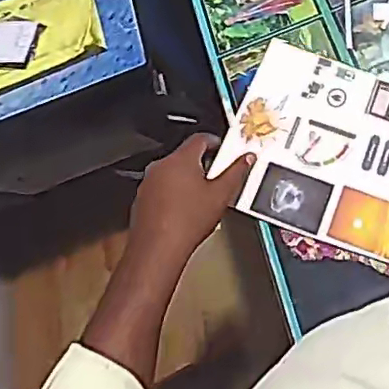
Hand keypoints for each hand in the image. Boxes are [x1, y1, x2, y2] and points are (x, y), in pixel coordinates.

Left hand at [127, 134, 254, 269]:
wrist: (158, 249)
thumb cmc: (185, 224)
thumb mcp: (221, 195)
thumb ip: (236, 172)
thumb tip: (245, 160)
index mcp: (181, 159)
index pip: (200, 138)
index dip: (215, 142)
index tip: (223, 150)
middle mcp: (161, 166)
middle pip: (186, 155)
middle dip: (203, 164)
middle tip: (217, 178)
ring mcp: (149, 182)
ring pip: (173, 171)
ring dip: (187, 179)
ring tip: (201, 199)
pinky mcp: (143, 197)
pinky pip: (161, 187)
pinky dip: (173, 193)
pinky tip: (184, 211)